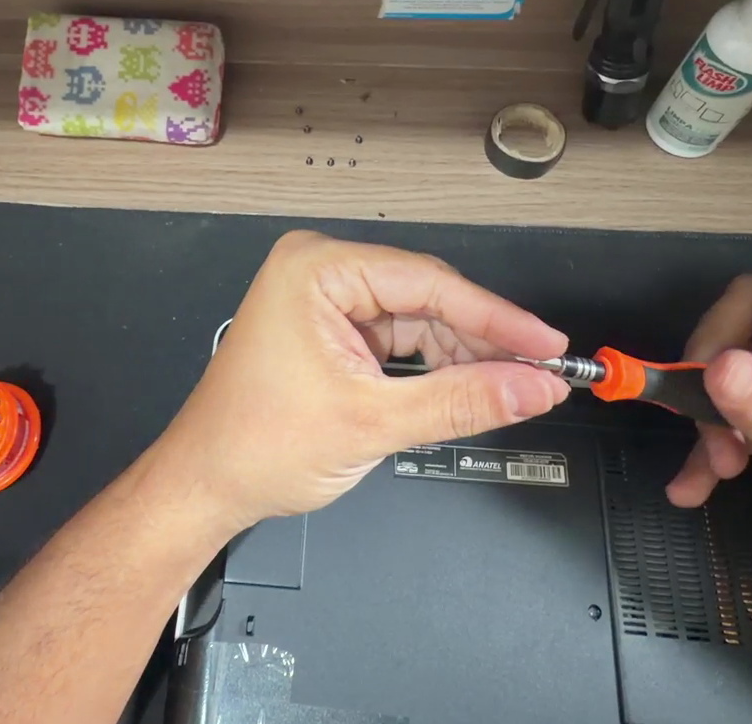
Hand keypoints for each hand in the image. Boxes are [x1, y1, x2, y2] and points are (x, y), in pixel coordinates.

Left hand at [147, 231, 569, 531]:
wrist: (206, 482)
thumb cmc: (254, 444)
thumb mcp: (372, 422)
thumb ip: (461, 401)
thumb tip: (529, 386)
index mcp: (315, 270)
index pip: (428, 281)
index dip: (496, 316)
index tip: (545, 344)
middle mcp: (319, 272)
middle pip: (425, 296)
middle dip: (481, 339)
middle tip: (536, 372)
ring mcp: (325, 299)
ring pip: (416, 318)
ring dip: (460, 355)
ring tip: (507, 387)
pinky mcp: (331, 327)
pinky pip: (397, 336)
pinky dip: (432, 364)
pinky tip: (465, 385)